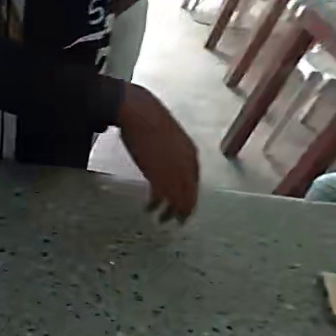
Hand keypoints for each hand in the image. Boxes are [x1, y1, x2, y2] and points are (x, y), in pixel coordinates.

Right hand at [117, 83, 199, 221]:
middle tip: (180, 220)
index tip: (184, 201)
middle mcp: (187, 165)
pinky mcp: (159, 176)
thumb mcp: (166, 134)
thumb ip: (169, 148)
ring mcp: (174, 171)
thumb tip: (161, 151)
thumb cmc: (149, 118)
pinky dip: (158, 206)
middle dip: (185, 208)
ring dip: (172, 212)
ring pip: (179, 199)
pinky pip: (162, 197)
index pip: (194, 179)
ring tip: (165, 221)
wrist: (141, 113)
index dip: (189, 193)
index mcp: (190, 153)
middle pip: (190, 193)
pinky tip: (150, 209)